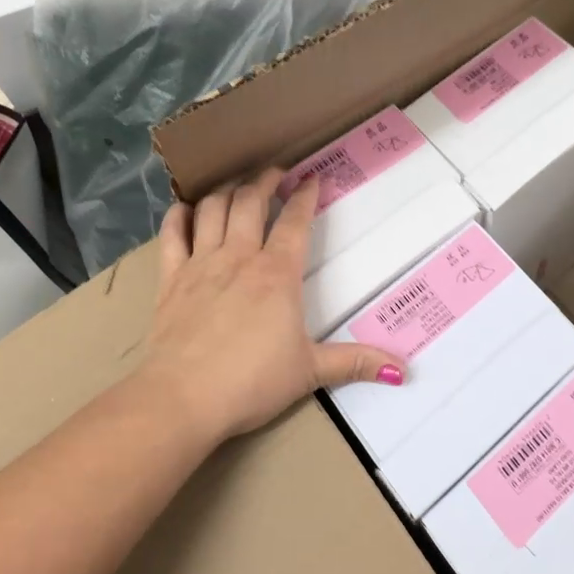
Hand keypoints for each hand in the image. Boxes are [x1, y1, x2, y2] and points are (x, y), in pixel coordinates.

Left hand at [137, 170, 404, 444]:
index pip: (295, 221)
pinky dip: (179, 215)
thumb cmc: (251, 383)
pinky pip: (172, 234)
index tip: (311, 178)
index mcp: (278, 274)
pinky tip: (185, 208)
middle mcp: (239, 257)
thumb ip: (354, 362)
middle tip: (275, 173)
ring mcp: (201, 264)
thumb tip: (402, 369)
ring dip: (227, 190)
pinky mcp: (170, 279)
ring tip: (237, 185)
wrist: (182, 399)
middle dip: (265, 180)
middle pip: (251, 201)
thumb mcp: (309, 372)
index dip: (304, 195)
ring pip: (213, 208)